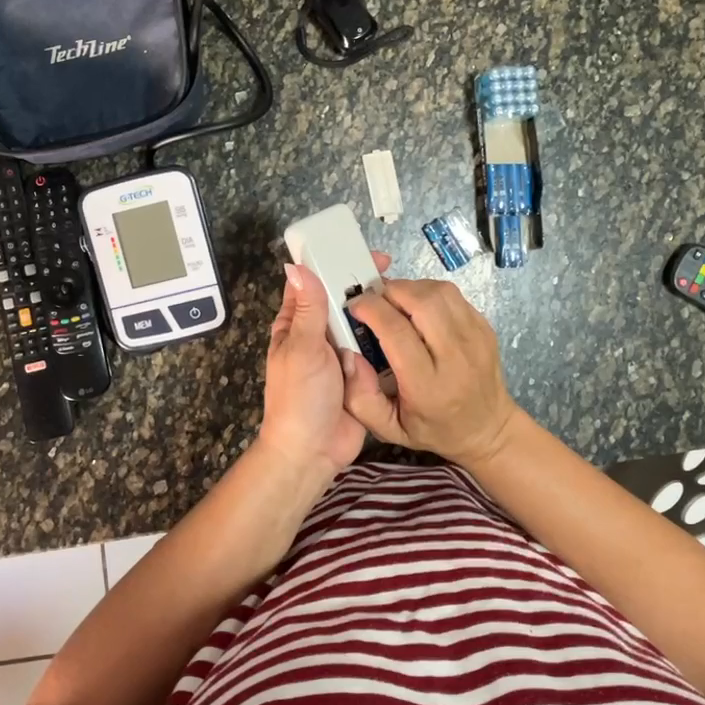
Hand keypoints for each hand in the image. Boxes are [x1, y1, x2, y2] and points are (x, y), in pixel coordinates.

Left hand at [256, 258, 385, 478]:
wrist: (312, 452)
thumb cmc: (299, 397)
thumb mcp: (301, 348)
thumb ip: (307, 309)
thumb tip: (297, 266)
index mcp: (295, 324)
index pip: (312, 283)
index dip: (332, 263)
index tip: (360, 251)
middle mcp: (318, 335)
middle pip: (342, 301)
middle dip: (363, 286)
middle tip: (391, 273)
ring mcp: (341, 354)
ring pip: (362, 324)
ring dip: (379, 312)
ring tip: (405, 297)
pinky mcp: (362, 373)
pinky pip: (376, 349)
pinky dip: (389, 339)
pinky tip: (409, 327)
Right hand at [343, 278, 524, 467]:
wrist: (487, 429)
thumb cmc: (433, 428)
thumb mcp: (389, 429)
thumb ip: (361, 398)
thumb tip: (348, 355)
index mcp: (427, 386)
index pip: (397, 332)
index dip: (371, 310)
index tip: (355, 306)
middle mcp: (455, 358)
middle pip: (421, 303)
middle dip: (391, 292)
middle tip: (374, 300)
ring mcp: (475, 339)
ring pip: (438, 292)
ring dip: (410, 288)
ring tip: (395, 301)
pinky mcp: (485, 327)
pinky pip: (452, 295)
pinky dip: (429, 292)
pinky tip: (418, 307)